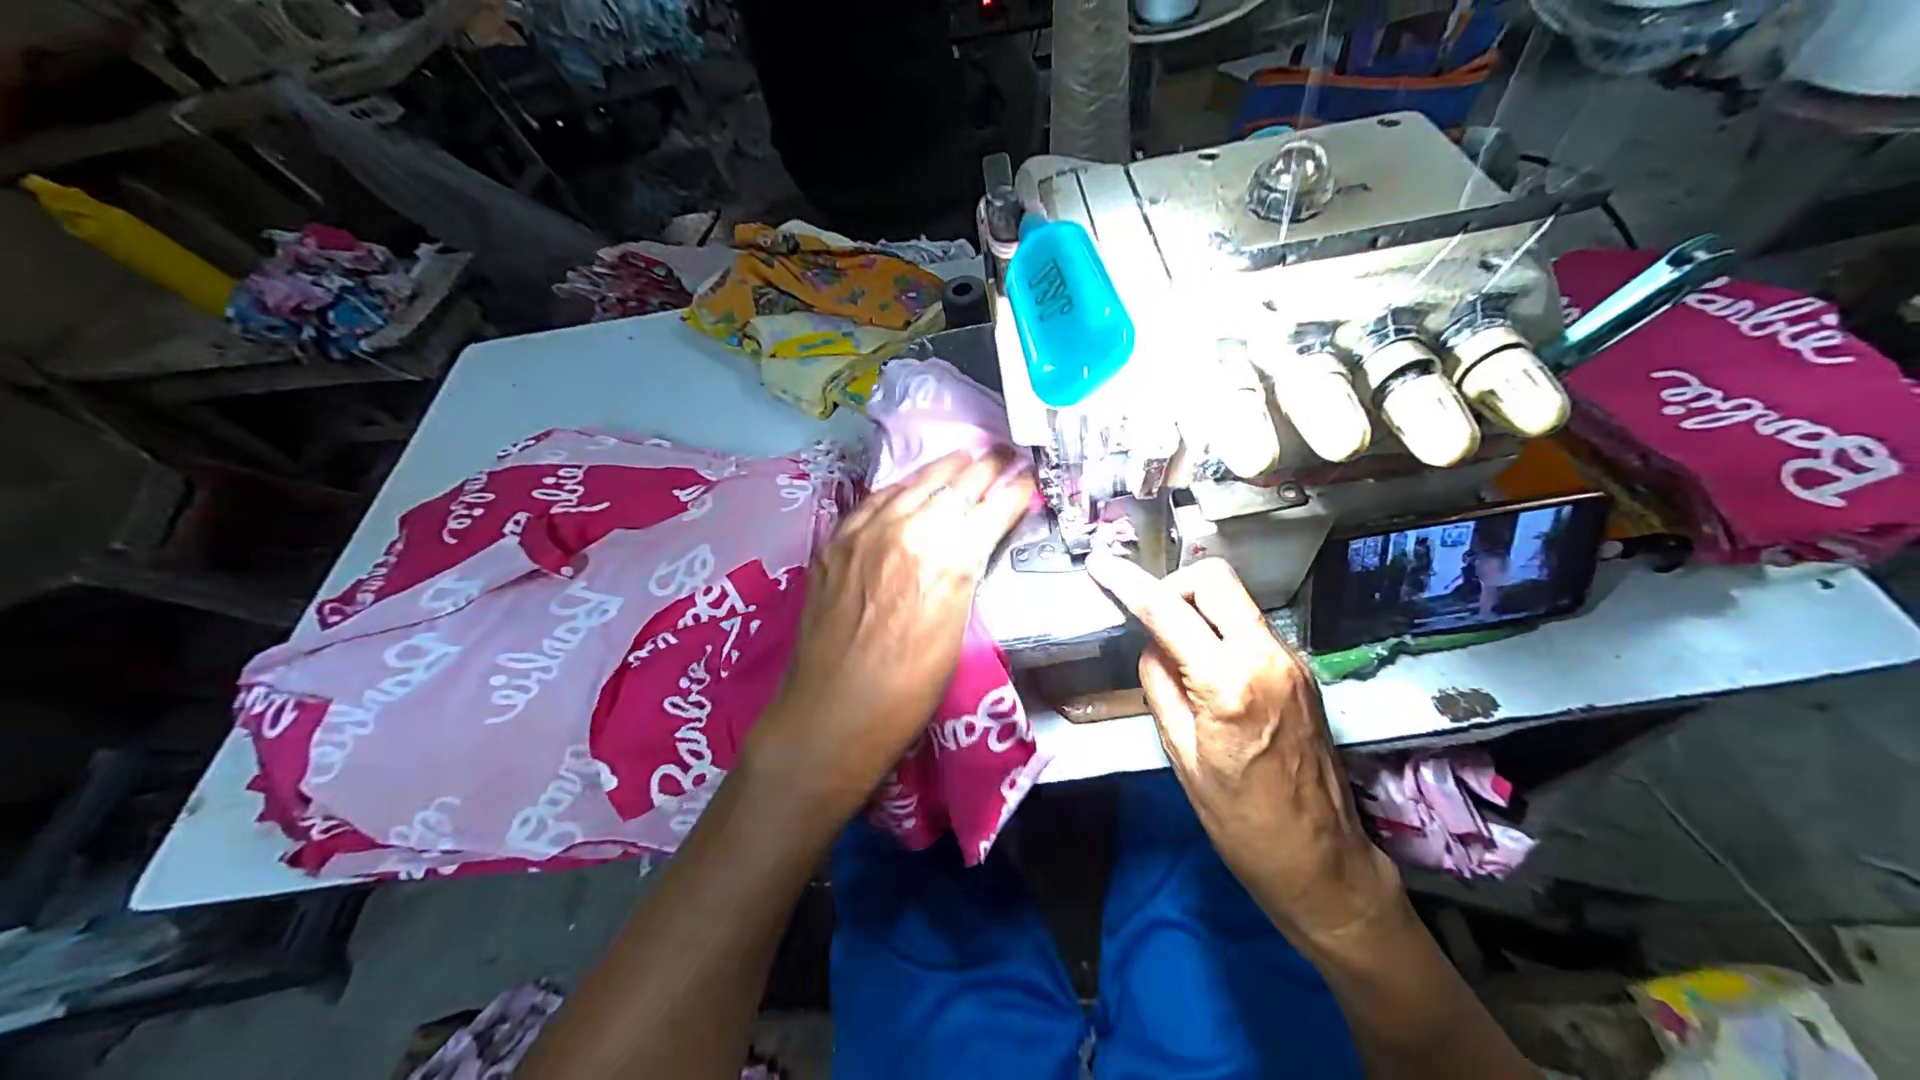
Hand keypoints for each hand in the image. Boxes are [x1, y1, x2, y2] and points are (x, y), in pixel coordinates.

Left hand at [744, 448, 1034, 810]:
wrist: (832, 712)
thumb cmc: (908, 691)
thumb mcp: (955, 632)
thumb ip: (966, 576)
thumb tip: (979, 543)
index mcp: (947, 561)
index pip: (989, 511)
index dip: (1013, 491)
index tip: (1028, 476)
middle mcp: (906, 533)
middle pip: (954, 487)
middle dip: (985, 468)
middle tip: (1003, 453)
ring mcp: (865, 533)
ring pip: (912, 485)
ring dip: (944, 470)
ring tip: (966, 456)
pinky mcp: (836, 542)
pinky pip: (874, 500)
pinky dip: (901, 488)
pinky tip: (911, 484)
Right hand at [1086, 554, 1402, 942]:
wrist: (1321, 861)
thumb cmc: (1241, 822)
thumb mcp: (1182, 755)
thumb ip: (1161, 687)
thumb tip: (1153, 647)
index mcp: (1230, 683)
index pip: (1168, 610)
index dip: (1128, 582)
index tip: (1100, 566)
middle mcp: (1267, 657)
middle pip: (1214, 578)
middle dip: (1173, 584)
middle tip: (1148, 615)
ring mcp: (1291, 661)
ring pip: (1235, 600)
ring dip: (1197, 608)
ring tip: (1174, 650)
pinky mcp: (1302, 672)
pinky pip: (1251, 628)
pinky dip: (1220, 631)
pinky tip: (1206, 669)